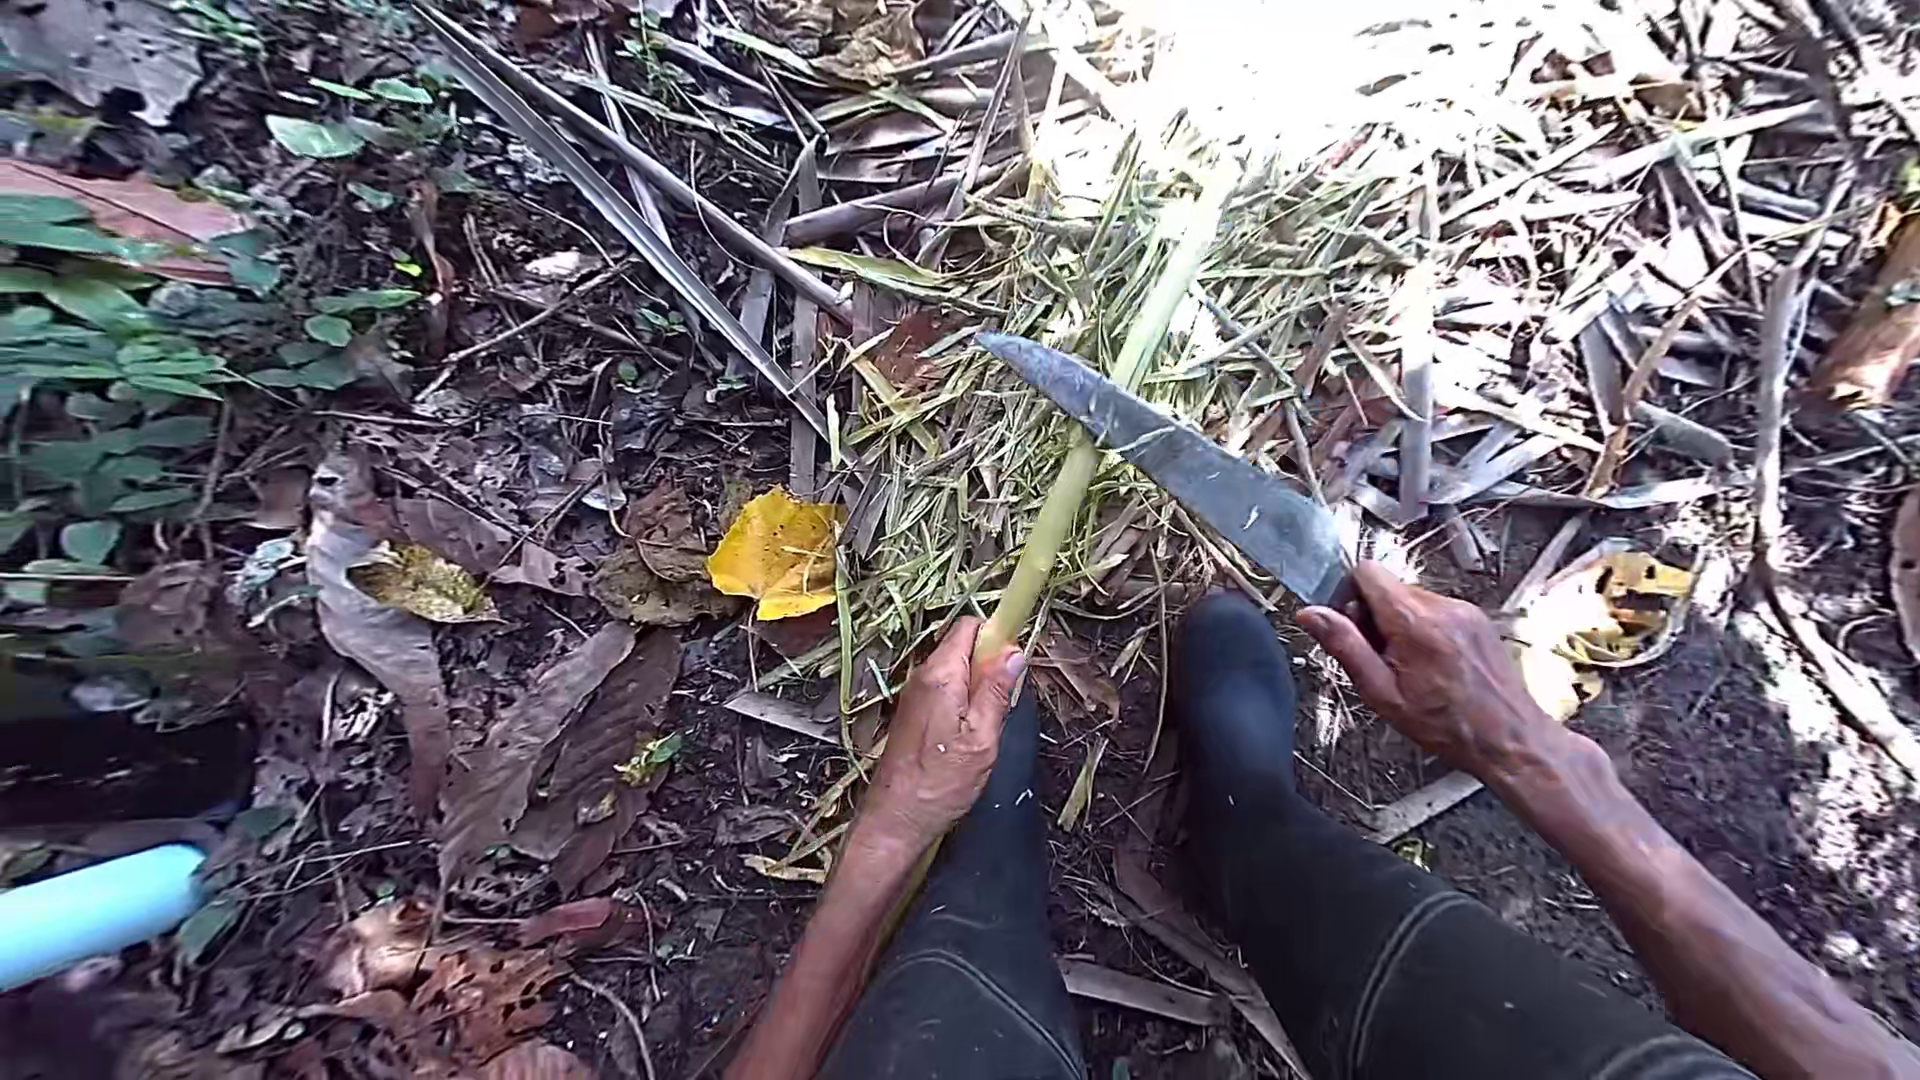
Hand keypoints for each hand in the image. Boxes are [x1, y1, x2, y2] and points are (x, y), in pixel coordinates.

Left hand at [858, 617, 1025, 852]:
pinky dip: (962, 699)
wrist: (895, 818)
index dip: (996, 635)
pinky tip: (968, 732)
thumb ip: (997, 691)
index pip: (969, 625)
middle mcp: (923, 674)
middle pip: (962, 645)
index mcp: (941, 673)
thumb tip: (1015, 652)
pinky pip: (944, 687)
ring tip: (986, 723)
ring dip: (977, 684)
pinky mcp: (913, 710)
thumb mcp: (982, 737)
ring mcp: (915, 692)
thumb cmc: (940, 782)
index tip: (1013, 662)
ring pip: (955, 668)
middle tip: (1002, 702)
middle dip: (989, 663)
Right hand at [1296, 561, 1561, 778]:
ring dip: (1394, 623)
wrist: (1511, 742)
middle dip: (1370, 615)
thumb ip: (1343, 644)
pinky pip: (1431, 609)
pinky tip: (1426, 662)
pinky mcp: (1476, 620)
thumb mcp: (1379, 691)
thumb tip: (1310, 614)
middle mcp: (1443, 607)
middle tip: (1377, 656)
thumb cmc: (1445, 724)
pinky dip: (1418, 628)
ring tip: (1404, 663)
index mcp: (1414, 622)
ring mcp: (1464, 611)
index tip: (1349, 625)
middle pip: (1385, 587)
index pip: (1366, 572)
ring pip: (1406, 598)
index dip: (1347, 595)